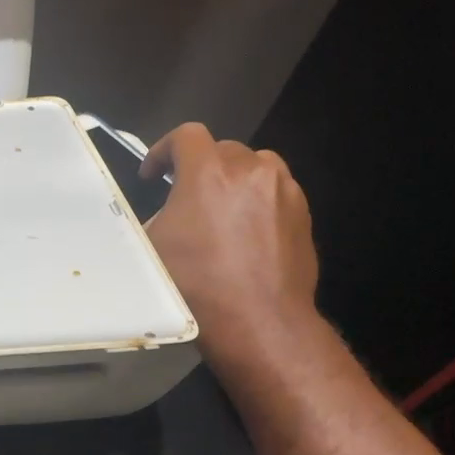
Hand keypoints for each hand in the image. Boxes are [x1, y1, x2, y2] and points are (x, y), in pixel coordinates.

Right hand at [142, 123, 319, 362]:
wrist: (256, 318)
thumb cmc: (193, 284)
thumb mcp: (152, 249)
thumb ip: (156, 217)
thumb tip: (165, 213)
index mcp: (208, 173)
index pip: (187, 136)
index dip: (163, 150)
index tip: (153, 175)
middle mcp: (251, 171)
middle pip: (223, 149)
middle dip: (200, 167)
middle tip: (183, 198)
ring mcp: (283, 190)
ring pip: (255, 167)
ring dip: (233, 179)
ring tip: (218, 211)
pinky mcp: (302, 213)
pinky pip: (275, 192)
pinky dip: (256, 201)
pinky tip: (244, 234)